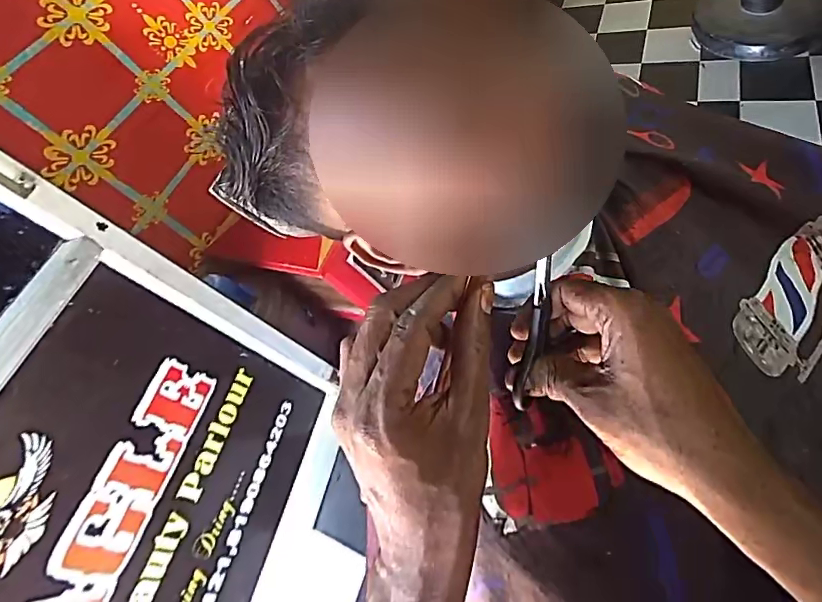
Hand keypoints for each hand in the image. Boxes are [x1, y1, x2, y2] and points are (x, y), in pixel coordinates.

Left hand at [334, 275, 492, 601]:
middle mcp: (352, 402)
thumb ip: (472, 350)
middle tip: (454, 282)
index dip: (441, 292)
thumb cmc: (445, 500)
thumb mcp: (470, 418)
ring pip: (367, 328)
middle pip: (379, 317)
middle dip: (420, 291)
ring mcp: (344, 403)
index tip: (464, 277)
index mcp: (383, 409)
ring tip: (442, 307)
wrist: (419, 543)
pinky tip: (418, 335)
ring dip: (405, 309)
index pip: (410, 325)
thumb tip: (477, 302)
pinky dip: (390, 332)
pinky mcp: (346, 405)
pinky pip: (362, 350)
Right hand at [510, 277, 757, 500]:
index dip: (536, 312)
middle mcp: (641, 311)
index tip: (520, 334)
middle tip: (525, 357)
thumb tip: (532, 372)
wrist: (719, 464)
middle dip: (549, 331)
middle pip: (580, 305)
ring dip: (568, 346)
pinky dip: (591, 354)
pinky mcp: (660, 350)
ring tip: (542, 373)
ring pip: (596, 325)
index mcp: (624, 311)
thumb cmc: (666, 432)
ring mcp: (653, 330)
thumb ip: (554, 376)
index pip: (565, 291)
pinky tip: (571, 378)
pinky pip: (616, 339)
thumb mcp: (593, 402)